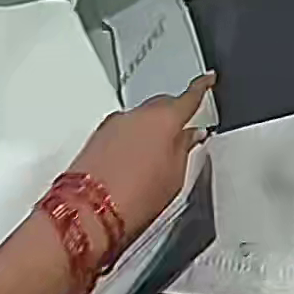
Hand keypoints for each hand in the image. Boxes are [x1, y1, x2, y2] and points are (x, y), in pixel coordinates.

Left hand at [66, 73, 215, 247]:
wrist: (86, 214)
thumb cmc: (131, 199)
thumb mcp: (176, 177)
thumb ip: (186, 148)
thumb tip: (190, 137)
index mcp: (165, 118)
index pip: (190, 96)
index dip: (202, 86)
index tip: (208, 79)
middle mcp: (138, 114)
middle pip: (163, 105)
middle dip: (173, 116)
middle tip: (183, 136)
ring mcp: (114, 123)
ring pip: (141, 119)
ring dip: (150, 132)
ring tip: (155, 164)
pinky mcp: (97, 137)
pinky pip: (122, 131)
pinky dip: (131, 141)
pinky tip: (134, 165)